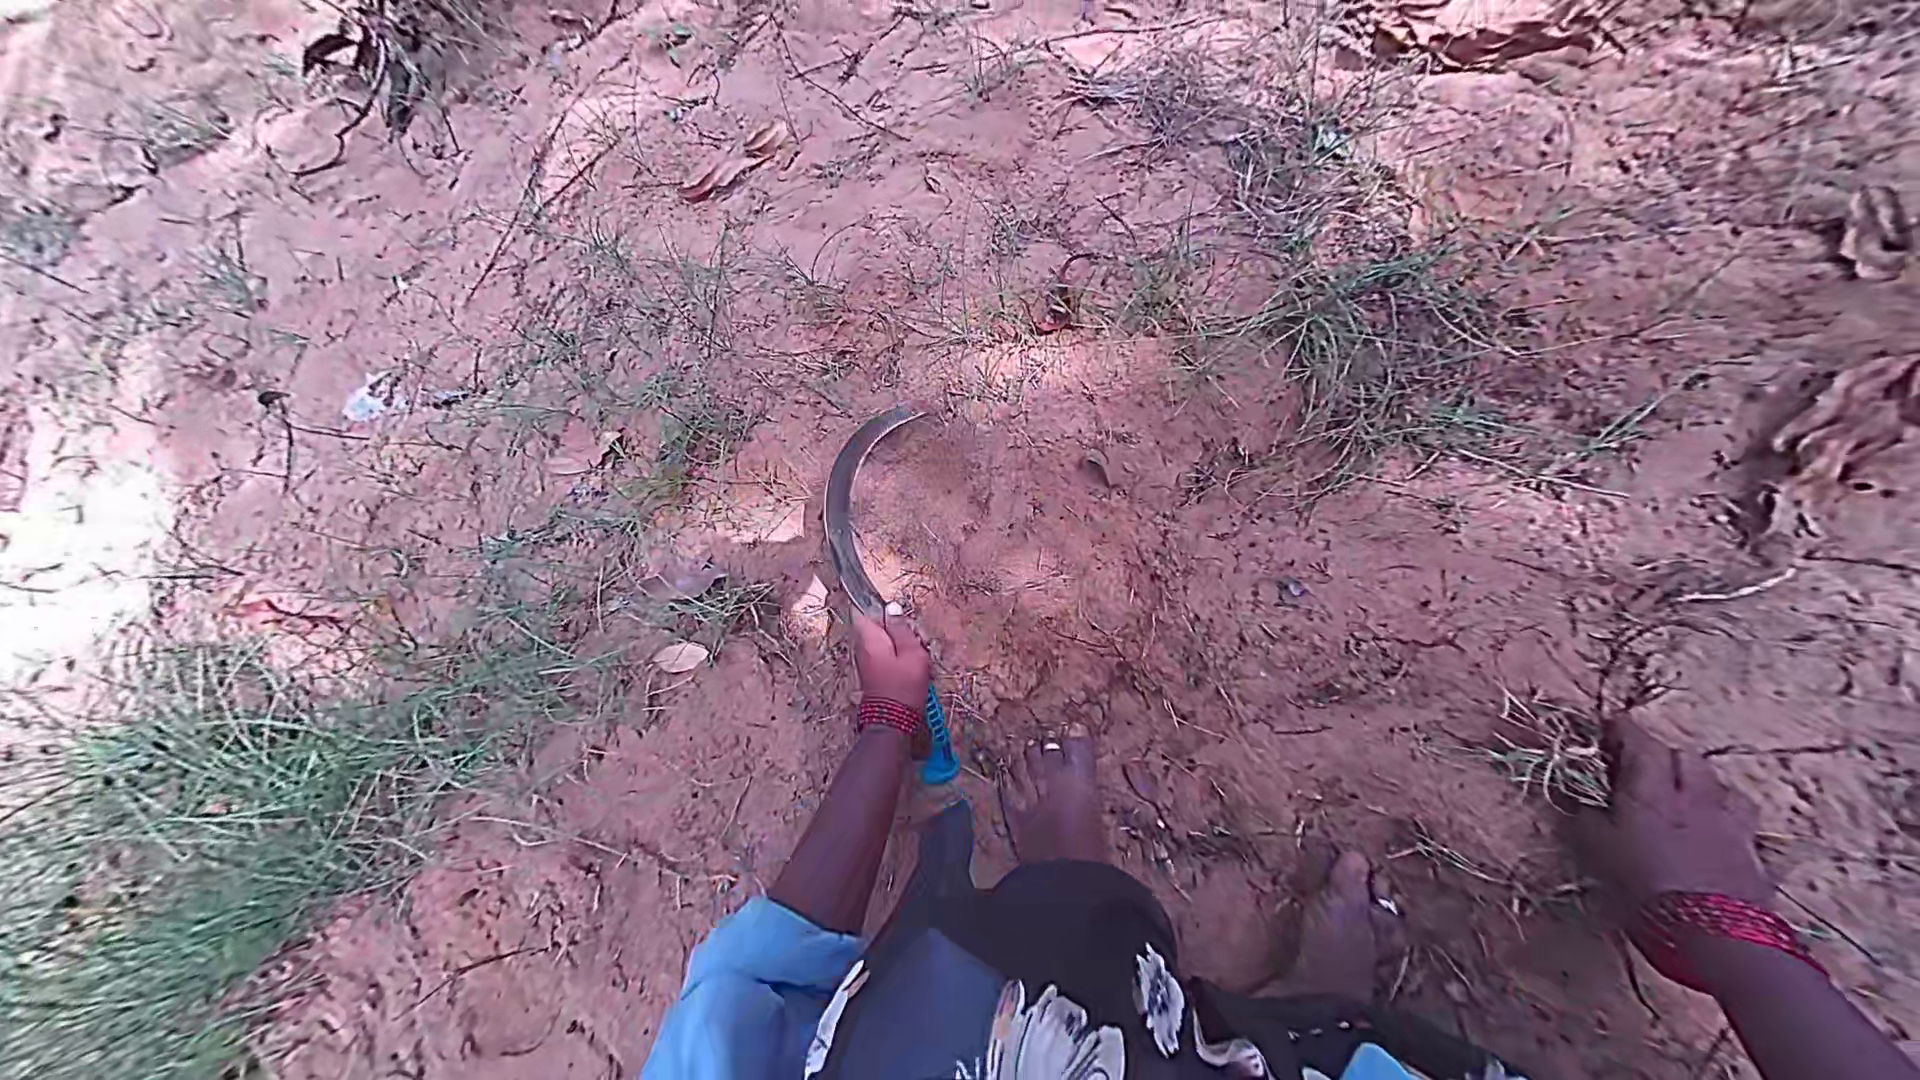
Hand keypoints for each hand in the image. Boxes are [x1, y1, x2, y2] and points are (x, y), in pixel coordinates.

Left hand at [851, 613, 930, 706]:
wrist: (893, 723)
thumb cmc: (904, 687)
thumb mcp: (912, 653)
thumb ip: (902, 629)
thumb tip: (892, 608)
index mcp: (868, 639)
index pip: (865, 610)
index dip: (884, 610)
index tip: (901, 617)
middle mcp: (862, 648)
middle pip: (878, 626)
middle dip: (899, 629)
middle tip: (917, 640)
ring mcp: (866, 661)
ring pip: (885, 641)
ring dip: (903, 645)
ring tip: (919, 655)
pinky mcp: (874, 673)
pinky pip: (887, 656)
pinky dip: (901, 658)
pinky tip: (914, 667)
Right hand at [1574, 716, 1772, 907]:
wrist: (1714, 937)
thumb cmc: (1639, 882)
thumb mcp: (1592, 842)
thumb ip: (1587, 811)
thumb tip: (1579, 793)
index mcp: (1651, 791)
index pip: (1643, 744)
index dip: (1624, 729)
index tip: (1608, 724)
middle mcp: (1696, 800)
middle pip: (1687, 758)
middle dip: (1662, 753)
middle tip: (1637, 762)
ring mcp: (1732, 827)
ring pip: (1720, 785)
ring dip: (1697, 781)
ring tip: (1678, 791)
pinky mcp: (1755, 854)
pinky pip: (1741, 819)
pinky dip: (1722, 812)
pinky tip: (1709, 825)